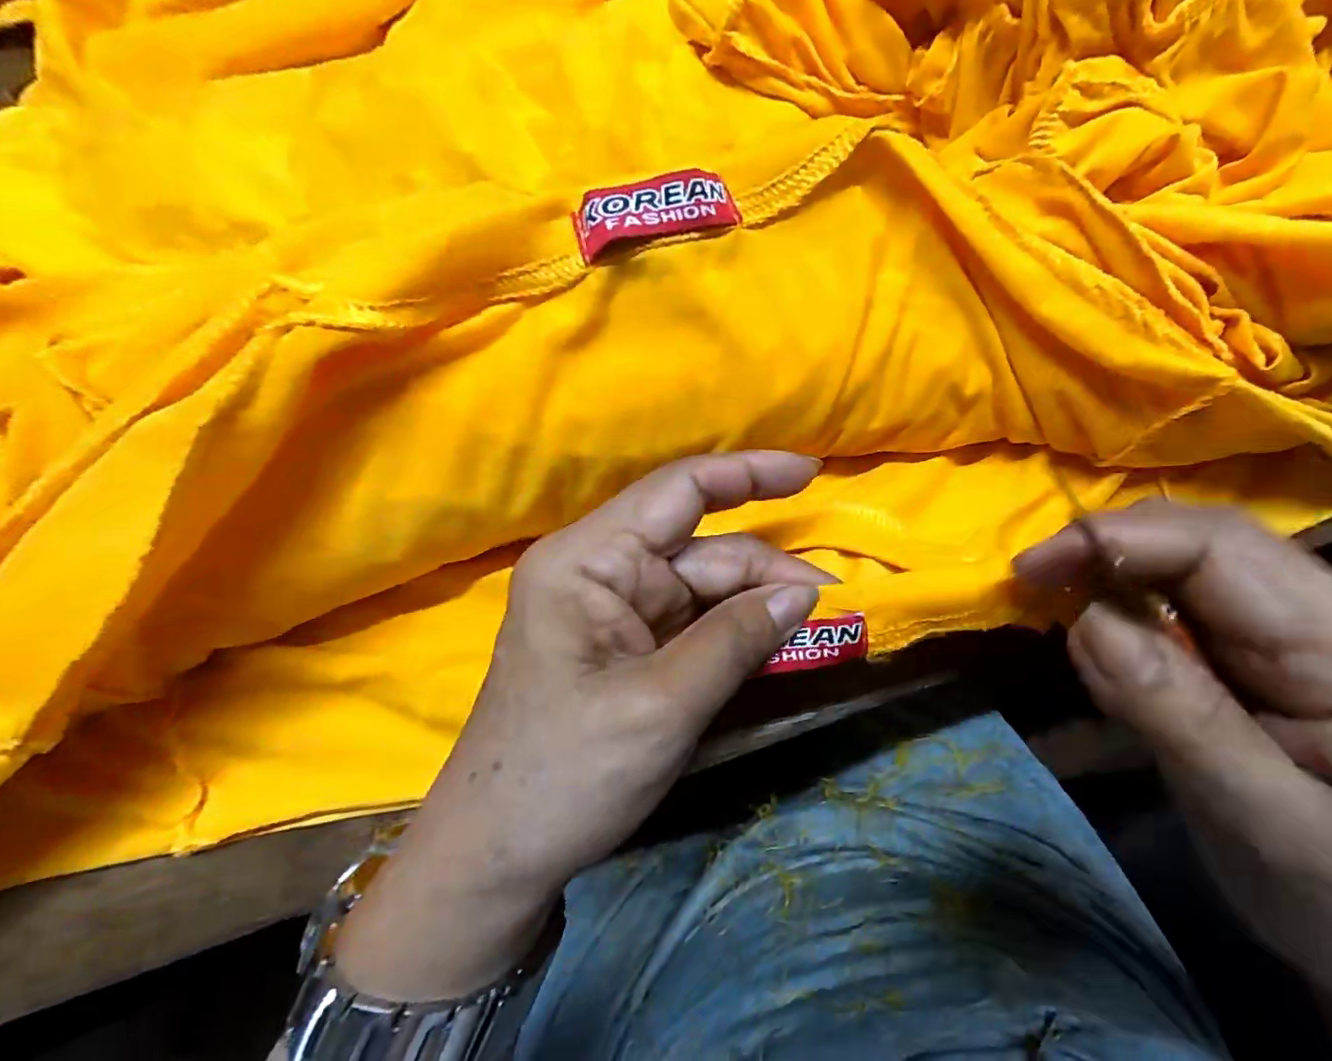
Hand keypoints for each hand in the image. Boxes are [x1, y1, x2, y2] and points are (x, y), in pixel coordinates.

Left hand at [334, 452, 832, 999]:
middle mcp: (605, 574)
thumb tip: (805, 595)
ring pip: (711, 589)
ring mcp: (620, 614)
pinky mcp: (634, 650)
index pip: (680, 491)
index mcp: (590, 562)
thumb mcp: (664, 705)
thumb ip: (737, 639)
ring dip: (762, 606)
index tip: (812, 471)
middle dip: (770, 572)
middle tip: (833, 605)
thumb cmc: (566, 774)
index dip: (749, 473)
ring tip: (817, 631)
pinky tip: (779, 645)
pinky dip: (742, 632)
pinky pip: (702, 624)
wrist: (497, 859)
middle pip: (707, 550)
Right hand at [1014, 502, 1331, 1054]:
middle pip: (1225, 544)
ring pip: (1217, 561)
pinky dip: (1154, 600)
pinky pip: (1219, 592)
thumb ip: (1181, 720)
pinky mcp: (1317, 635)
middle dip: (1120, 552)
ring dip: (1132, 574)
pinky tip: (1120, 625)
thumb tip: (1088, 621)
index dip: (1125, 541)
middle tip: (1037, 578)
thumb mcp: (1261, 829)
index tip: (1035, 565)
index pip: (1236, 555)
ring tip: (1065, 597)